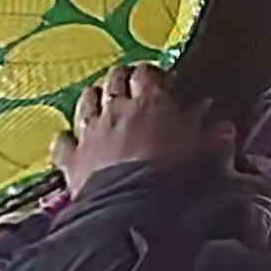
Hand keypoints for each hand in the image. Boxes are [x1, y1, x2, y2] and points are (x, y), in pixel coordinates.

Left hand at [50, 63, 233, 196]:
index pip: (145, 72)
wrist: (125, 200)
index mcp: (149, 100)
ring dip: (92, 96)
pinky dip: (65, 136)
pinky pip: (62, 141)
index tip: (157, 75)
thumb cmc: (166, 165)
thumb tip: (208, 106)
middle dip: (120, 76)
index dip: (149, 70)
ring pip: (85, 102)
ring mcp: (90, 131)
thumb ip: (201, 121)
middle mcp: (117, 109)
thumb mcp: (194, 140)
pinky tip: (68, 136)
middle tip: (129, 79)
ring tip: (100, 96)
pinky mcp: (70, 157)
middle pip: (113, 80)